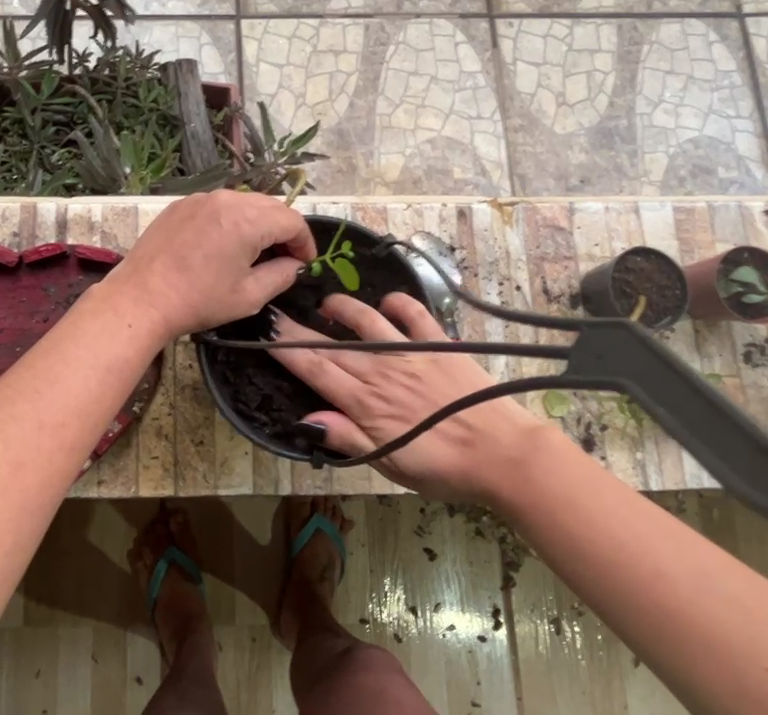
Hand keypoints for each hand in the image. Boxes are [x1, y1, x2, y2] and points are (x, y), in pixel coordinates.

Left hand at [100, 190, 315, 343]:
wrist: (142, 298)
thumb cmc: (198, 301)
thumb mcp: (249, 295)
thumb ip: (282, 275)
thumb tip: (294, 265)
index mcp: (247, 219)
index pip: (292, 221)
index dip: (305, 243)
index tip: (304, 264)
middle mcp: (226, 199)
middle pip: (270, 207)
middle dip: (283, 231)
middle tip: (283, 260)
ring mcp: (200, 199)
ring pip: (244, 203)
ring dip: (258, 223)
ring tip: (255, 253)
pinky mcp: (181, 205)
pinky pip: (218, 206)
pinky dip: (231, 220)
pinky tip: (224, 246)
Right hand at [268, 293, 549, 501]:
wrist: (502, 453)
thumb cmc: (442, 467)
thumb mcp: (389, 464)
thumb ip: (348, 437)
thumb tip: (306, 419)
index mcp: (365, 402)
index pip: (316, 369)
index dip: (287, 350)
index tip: (265, 333)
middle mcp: (382, 370)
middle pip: (332, 346)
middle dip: (300, 328)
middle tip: (277, 313)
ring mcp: (411, 353)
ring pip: (368, 322)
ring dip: (344, 309)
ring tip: (328, 303)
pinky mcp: (440, 345)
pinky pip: (415, 315)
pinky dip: (399, 303)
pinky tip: (387, 300)